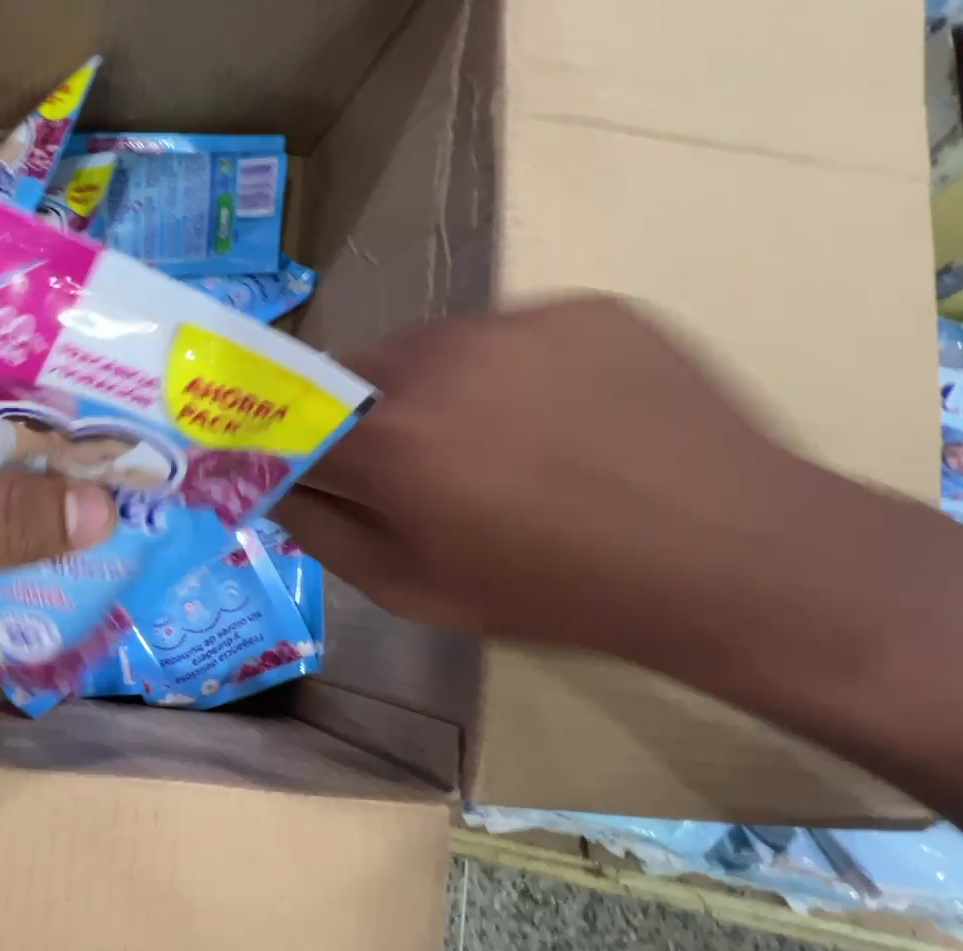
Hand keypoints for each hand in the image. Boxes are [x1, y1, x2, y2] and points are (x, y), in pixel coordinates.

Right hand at [272, 295, 820, 662]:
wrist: (730, 558)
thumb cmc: (549, 590)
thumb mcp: (407, 587)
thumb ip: (319, 530)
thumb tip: (272, 486)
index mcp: (386, 438)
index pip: (283, 416)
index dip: (279, 438)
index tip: (288, 459)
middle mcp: (435, 360)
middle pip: (350, 373)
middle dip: (356, 415)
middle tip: (403, 465)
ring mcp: (513, 324)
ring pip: (426, 347)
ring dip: (427, 389)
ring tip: (488, 442)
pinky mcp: (581, 308)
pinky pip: (504, 334)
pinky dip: (503, 372)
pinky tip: (554, 419)